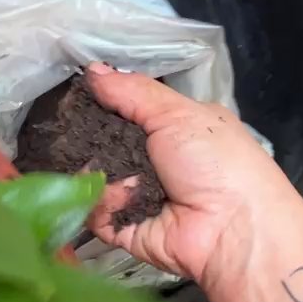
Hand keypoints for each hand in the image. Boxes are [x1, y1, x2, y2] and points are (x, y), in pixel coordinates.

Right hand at [84, 64, 302, 295]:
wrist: (230, 226)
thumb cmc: (215, 160)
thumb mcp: (177, 113)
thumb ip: (132, 93)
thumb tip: (92, 71)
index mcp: (168, 131)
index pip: (123, 115)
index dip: (99, 106)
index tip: (76, 100)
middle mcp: (149, 164)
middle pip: (102, 149)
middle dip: (87, 143)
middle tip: (72, 136)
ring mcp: (135, 199)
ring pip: (95, 182)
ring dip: (98, 174)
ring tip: (106, 172)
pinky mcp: (125, 231)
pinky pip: (98, 215)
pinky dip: (104, 205)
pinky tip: (121, 198)